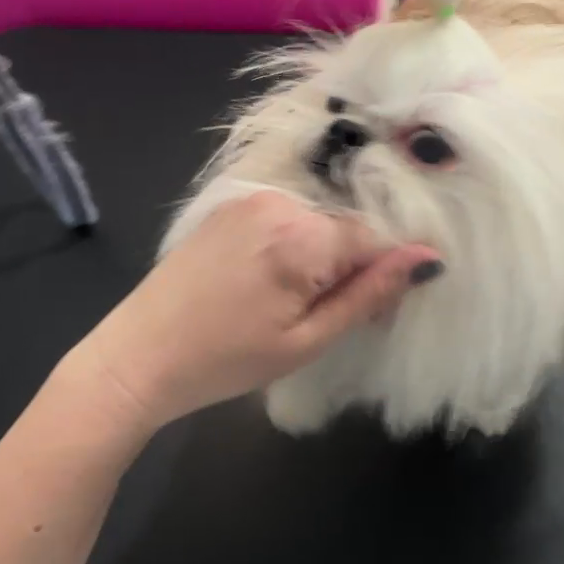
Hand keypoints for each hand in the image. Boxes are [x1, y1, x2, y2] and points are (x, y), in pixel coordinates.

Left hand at [65, 190, 440, 433]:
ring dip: (321, 258)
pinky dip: (293, 247)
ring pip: (317, 224)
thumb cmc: (225, 362)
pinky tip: (266, 286)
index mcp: (302, 236)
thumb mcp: (307, 339)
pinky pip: (285, 220)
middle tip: (327, 318)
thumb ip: (369, 294)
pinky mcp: (228, 207)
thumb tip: (426, 259)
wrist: (136, 358)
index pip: (375, 238)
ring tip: (289, 307)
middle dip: (351, 267)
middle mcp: (279, 202)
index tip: (374, 312)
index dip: (384, 275)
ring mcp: (249, 201)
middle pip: (345, 229)